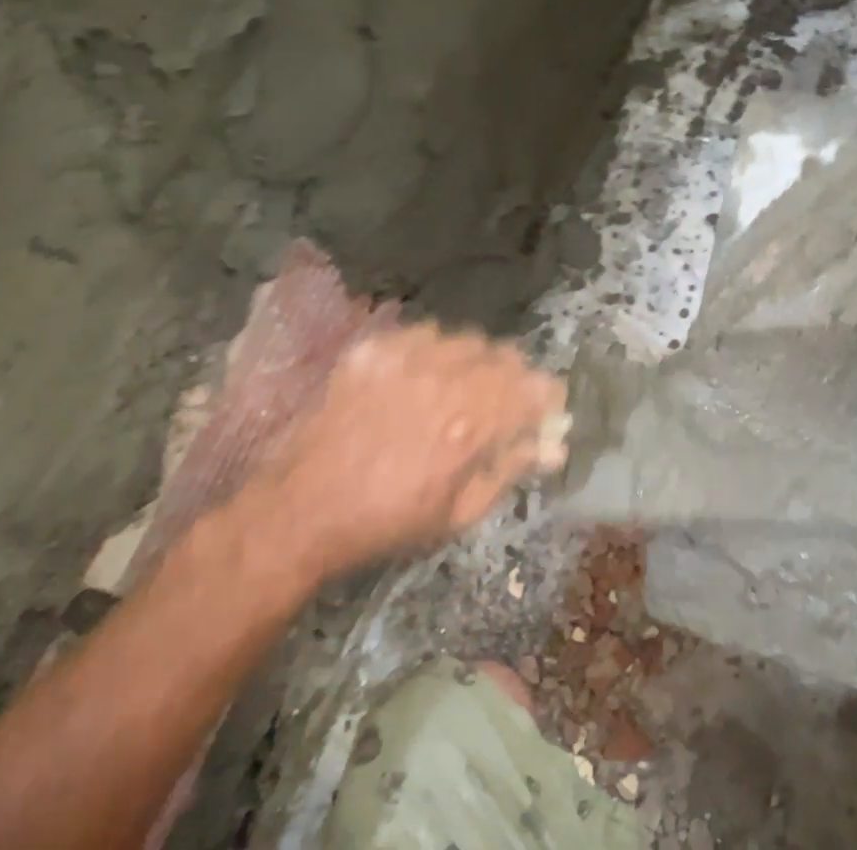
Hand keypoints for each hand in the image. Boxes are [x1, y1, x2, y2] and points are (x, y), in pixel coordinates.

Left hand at [250, 323, 568, 576]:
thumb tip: (552, 448)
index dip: (548, 396)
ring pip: (466, 340)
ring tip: (467, 385)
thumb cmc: (389, 522)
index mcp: (471, 425)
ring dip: (478, 361)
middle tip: (509, 401)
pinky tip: (426, 374)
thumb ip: (509, 471)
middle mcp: (442, 382)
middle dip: (517, 377)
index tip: (548, 409)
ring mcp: (403, 362)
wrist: (304, 509)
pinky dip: (436, 349)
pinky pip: (422, 335)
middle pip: (504, 357)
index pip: (533, 388)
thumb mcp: (460, 513)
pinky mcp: (371, 354)